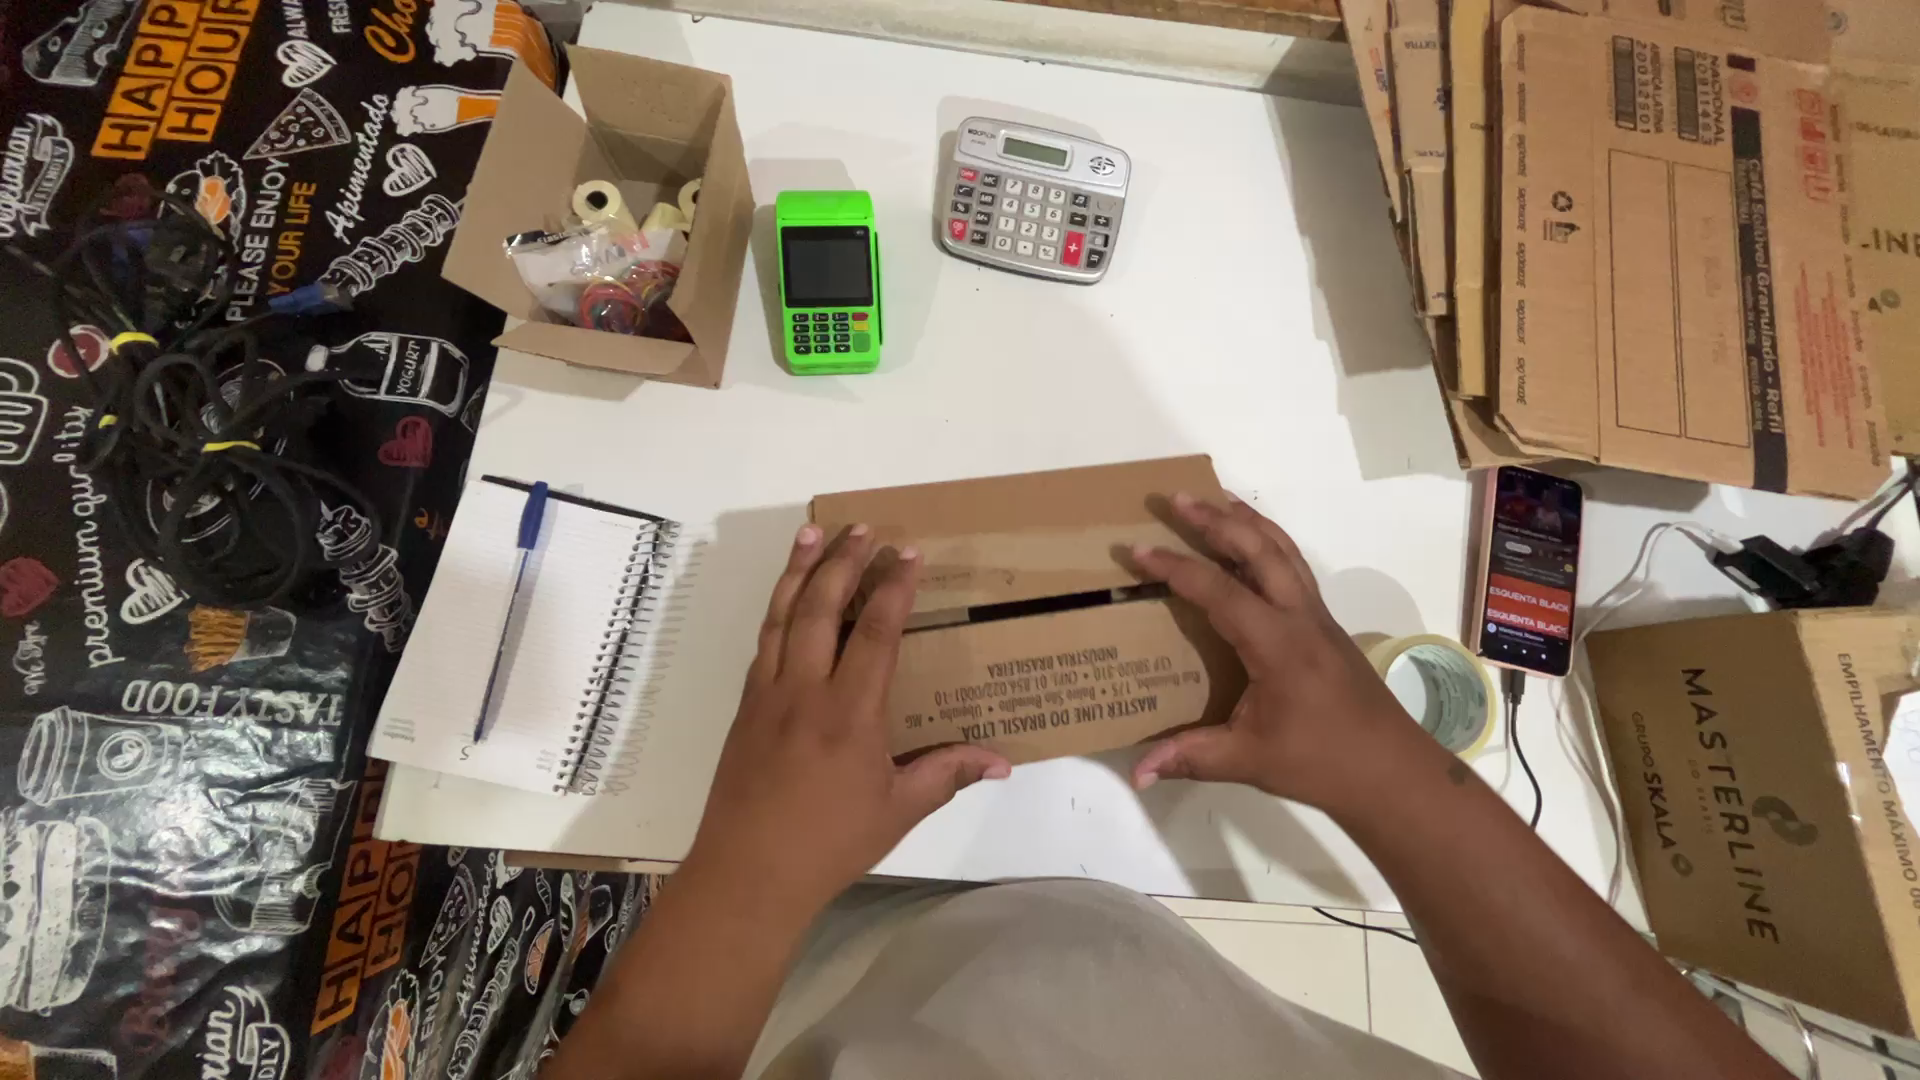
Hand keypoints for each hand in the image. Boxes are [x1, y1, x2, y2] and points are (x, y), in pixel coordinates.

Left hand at [681, 524, 1010, 914]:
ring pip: (783, 615)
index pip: (875, 632)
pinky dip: (777, 607)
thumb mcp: (899, 810)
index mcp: (849, 712)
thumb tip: (1004, 762)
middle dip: (843, 561)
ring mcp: (767, 693)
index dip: (893, 588)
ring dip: (799, 569)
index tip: (907, 553)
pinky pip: (763, 641)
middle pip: (822, 608)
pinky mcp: (744, 705)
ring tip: (811, 532)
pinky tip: (785, 594)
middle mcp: (805, 690)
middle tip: (862, 528)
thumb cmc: (830, 843)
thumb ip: (948, 773)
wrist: (746, 874)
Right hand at [1128, 494, 1430, 810]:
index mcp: (1277, 644)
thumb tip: (1135, 773)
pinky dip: (1268, 541)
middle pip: (1259, 549)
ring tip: (1215, 497)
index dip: (1175, 567)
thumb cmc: (1321, 762)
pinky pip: (1293, 566)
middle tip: (1177, 498)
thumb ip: (1191, 756)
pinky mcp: (1324, 624)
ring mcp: (1317, 616)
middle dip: (1215, 519)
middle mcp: (1300, 617)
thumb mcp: (1249, 760)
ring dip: (1246, 521)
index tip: (1137, 548)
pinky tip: (1251, 543)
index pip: (1219, 590)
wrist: (1392, 771)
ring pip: (1283, 549)